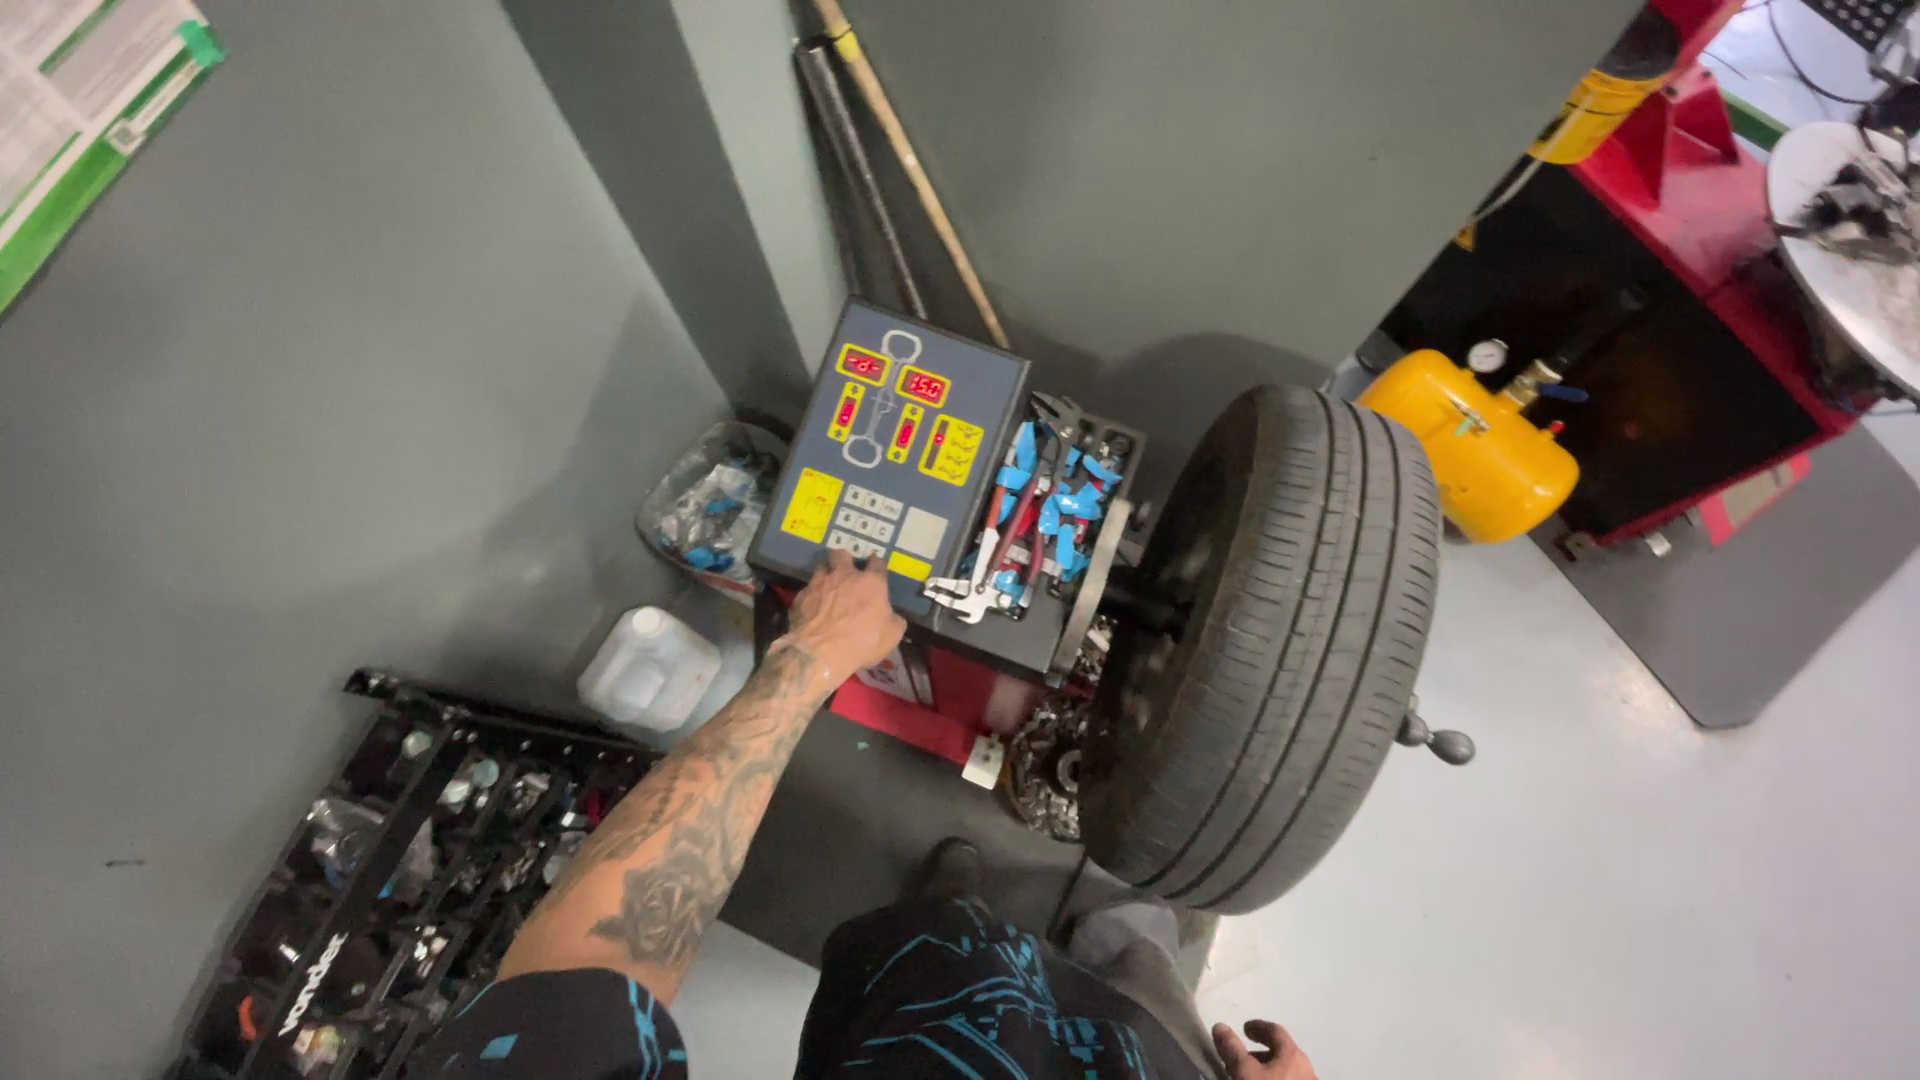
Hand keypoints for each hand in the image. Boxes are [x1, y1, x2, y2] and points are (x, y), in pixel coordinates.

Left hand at [778, 549, 906, 685]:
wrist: (820, 653)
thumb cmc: (862, 642)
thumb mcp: (891, 635)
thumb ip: (893, 619)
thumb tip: (891, 615)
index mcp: (871, 582)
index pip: (877, 563)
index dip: (877, 564)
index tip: (876, 568)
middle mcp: (844, 575)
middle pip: (842, 554)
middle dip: (845, 559)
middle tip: (846, 571)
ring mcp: (820, 583)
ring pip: (822, 567)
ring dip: (826, 574)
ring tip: (827, 587)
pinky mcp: (801, 596)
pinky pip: (808, 590)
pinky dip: (812, 596)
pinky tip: (812, 608)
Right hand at [1213, 1021, 1316, 1079]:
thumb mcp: (1244, 1073)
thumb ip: (1231, 1048)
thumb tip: (1220, 1026)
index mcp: (1293, 1056)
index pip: (1275, 1031)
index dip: (1258, 1026)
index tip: (1244, 1029)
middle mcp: (1307, 1071)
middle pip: (1283, 1055)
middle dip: (1260, 1055)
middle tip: (1241, 1060)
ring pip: (1287, 1075)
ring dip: (1268, 1074)